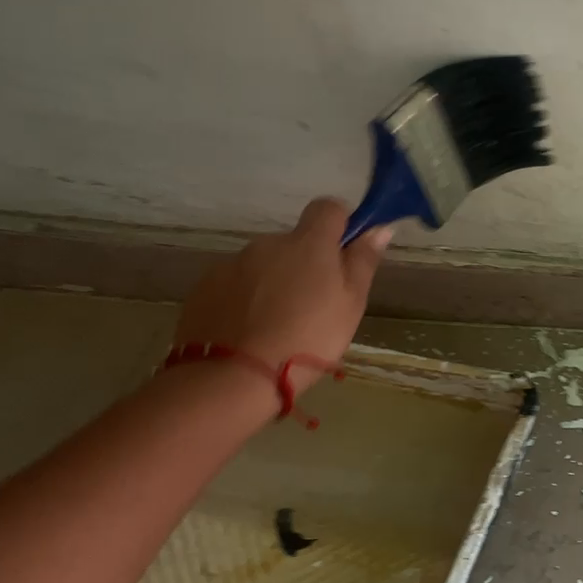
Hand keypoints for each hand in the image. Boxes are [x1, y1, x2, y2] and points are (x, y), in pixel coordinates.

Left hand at [173, 199, 390, 386]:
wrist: (234, 375)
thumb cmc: (309, 337)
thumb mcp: (351, 303)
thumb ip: (363, 261)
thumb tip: (379, 229)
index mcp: (308, 243)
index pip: (328, 208)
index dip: (341, 224)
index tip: (346, 252)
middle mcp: (267, 243)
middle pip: (295, 242)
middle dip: (306, 263)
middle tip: (315, 304)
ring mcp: (231, 264)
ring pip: (265, 264)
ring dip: (275, 281)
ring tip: (279, 323)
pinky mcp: (204, 287)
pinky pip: (236, 283)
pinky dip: (247, 298)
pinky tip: (251, 329)